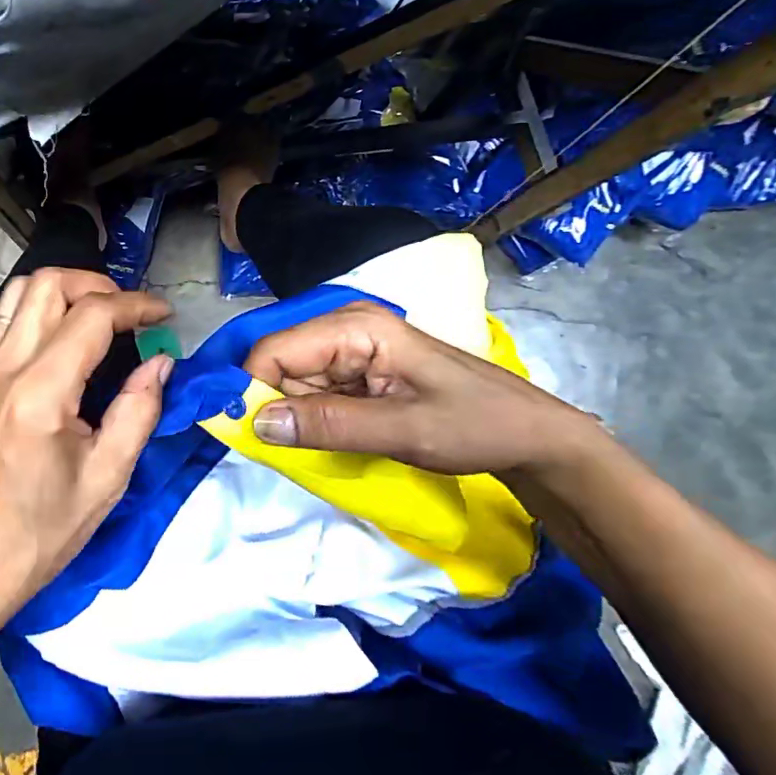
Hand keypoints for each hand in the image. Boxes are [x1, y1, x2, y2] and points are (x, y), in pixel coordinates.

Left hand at [0, 268, 172, 653]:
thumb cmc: (46, 530)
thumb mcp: (109, 476)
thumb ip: (140, 409)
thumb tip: (160, 362)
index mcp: (40, 394)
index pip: (92, 315)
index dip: (136, 305)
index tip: (166, 317)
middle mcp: (6, 370)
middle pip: (49, 284)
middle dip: (101, 285)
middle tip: (135, 315)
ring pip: (23, 293)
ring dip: (70, 291)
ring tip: (106, 318)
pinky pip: (10, 318)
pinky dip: (46, 309)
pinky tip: (73, 339)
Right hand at [241, 301, 613, 476]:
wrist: (526, 433)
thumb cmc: (474, 424)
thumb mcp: (403, 430)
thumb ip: (329, 424)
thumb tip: (256, 422)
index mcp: (358, 326)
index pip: (274, 350)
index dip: (253, 392)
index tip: (249, 440)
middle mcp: (350, 327)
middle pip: (282, 366)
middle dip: (283, 409)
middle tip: (315, 448)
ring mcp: (357, 349)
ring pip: (297, 383)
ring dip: (306, 418)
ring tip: (349, 441)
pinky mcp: (364, 371)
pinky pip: (320, 394)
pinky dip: (322, 420)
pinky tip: (354, 435)